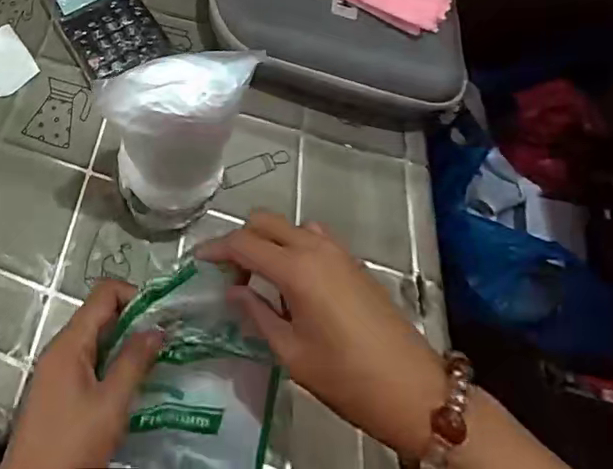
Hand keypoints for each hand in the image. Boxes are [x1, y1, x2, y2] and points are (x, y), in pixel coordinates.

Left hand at [2, 279, 163, 468]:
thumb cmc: (71, 444)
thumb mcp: (110, 405)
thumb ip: (133, 363)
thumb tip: (155, 328)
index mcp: (69, 342)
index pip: (103, 293)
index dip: (134, 296)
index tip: (160, 317)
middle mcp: (60, 348)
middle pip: (100, 316)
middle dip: (133, 324)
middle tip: (163, 343)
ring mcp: (55, 371)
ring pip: (95, 342)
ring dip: (124, 348)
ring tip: (153, 365)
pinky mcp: (56, 393)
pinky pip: (88, 365)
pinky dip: (111, 367)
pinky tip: (130, 389)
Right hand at [198, 212, 442, 457]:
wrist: (415, 391)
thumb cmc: (347, 378)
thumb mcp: (292, 354)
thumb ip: (258, 314)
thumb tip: (234, 291)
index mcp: (296, 269)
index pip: (243, 243)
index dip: (216, 249)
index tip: (198, 260)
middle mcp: (314, 248)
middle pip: (264, 222)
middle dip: (241, 240)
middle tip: (232, 275)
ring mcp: (337, 251)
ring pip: (288, 226)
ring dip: (268, 242)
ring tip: (262, 280)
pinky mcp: (352, 262)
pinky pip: (311, 238)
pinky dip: (291, 247)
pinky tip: (293, 283)